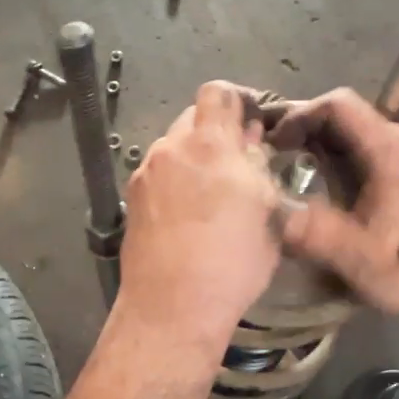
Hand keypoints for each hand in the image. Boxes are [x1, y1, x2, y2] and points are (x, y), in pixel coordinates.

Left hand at [117, 81, 283, 343]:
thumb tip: (249, 139)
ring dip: (195, 158)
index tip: (251, 123)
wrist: (172, 306)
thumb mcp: (267, 212)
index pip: (217, 92)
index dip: (237, 101)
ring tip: (212, 195)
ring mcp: (144, 172)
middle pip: (194, 118)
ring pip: (175, 147)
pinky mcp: (131, 197)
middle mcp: (170, 148)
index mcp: (208, 144)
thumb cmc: (232, 261)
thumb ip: (258, 165)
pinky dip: (175, 180)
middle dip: (217, 133)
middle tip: (238, 164)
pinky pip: (159, 173)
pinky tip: (188, 214)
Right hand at [268, 88, 398, 317]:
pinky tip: (313, 181)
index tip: (273, 144)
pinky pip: (358, 144)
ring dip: (313, 141)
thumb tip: (272, 211)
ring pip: (348, 128)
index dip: (299, 116)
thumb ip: (318, 234)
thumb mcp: (362, 260)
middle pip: (341, 112)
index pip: (339, 105)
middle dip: (300, 128)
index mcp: (391, 151)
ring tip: (283, 168)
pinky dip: (329, 153)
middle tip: (268, 156)